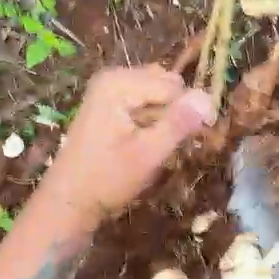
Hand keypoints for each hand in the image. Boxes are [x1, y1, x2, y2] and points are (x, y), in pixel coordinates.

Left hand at [34, 66, 215, 229]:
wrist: (69, 201)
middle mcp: (113, 77)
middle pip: (168, 85)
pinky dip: (153, 120)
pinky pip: (146, 102)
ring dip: (166, 118)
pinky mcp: (109, 103)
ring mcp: (109, 89)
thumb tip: (209, 98)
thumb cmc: (107, 179)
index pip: (175, 87)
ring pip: (160, 95)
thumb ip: (178, 123)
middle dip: (176, 114)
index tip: (192, 142)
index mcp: (119, 83)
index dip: (188, 114)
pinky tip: (145, 142)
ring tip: (155, 145)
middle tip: (165, 146)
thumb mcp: (147, 154)